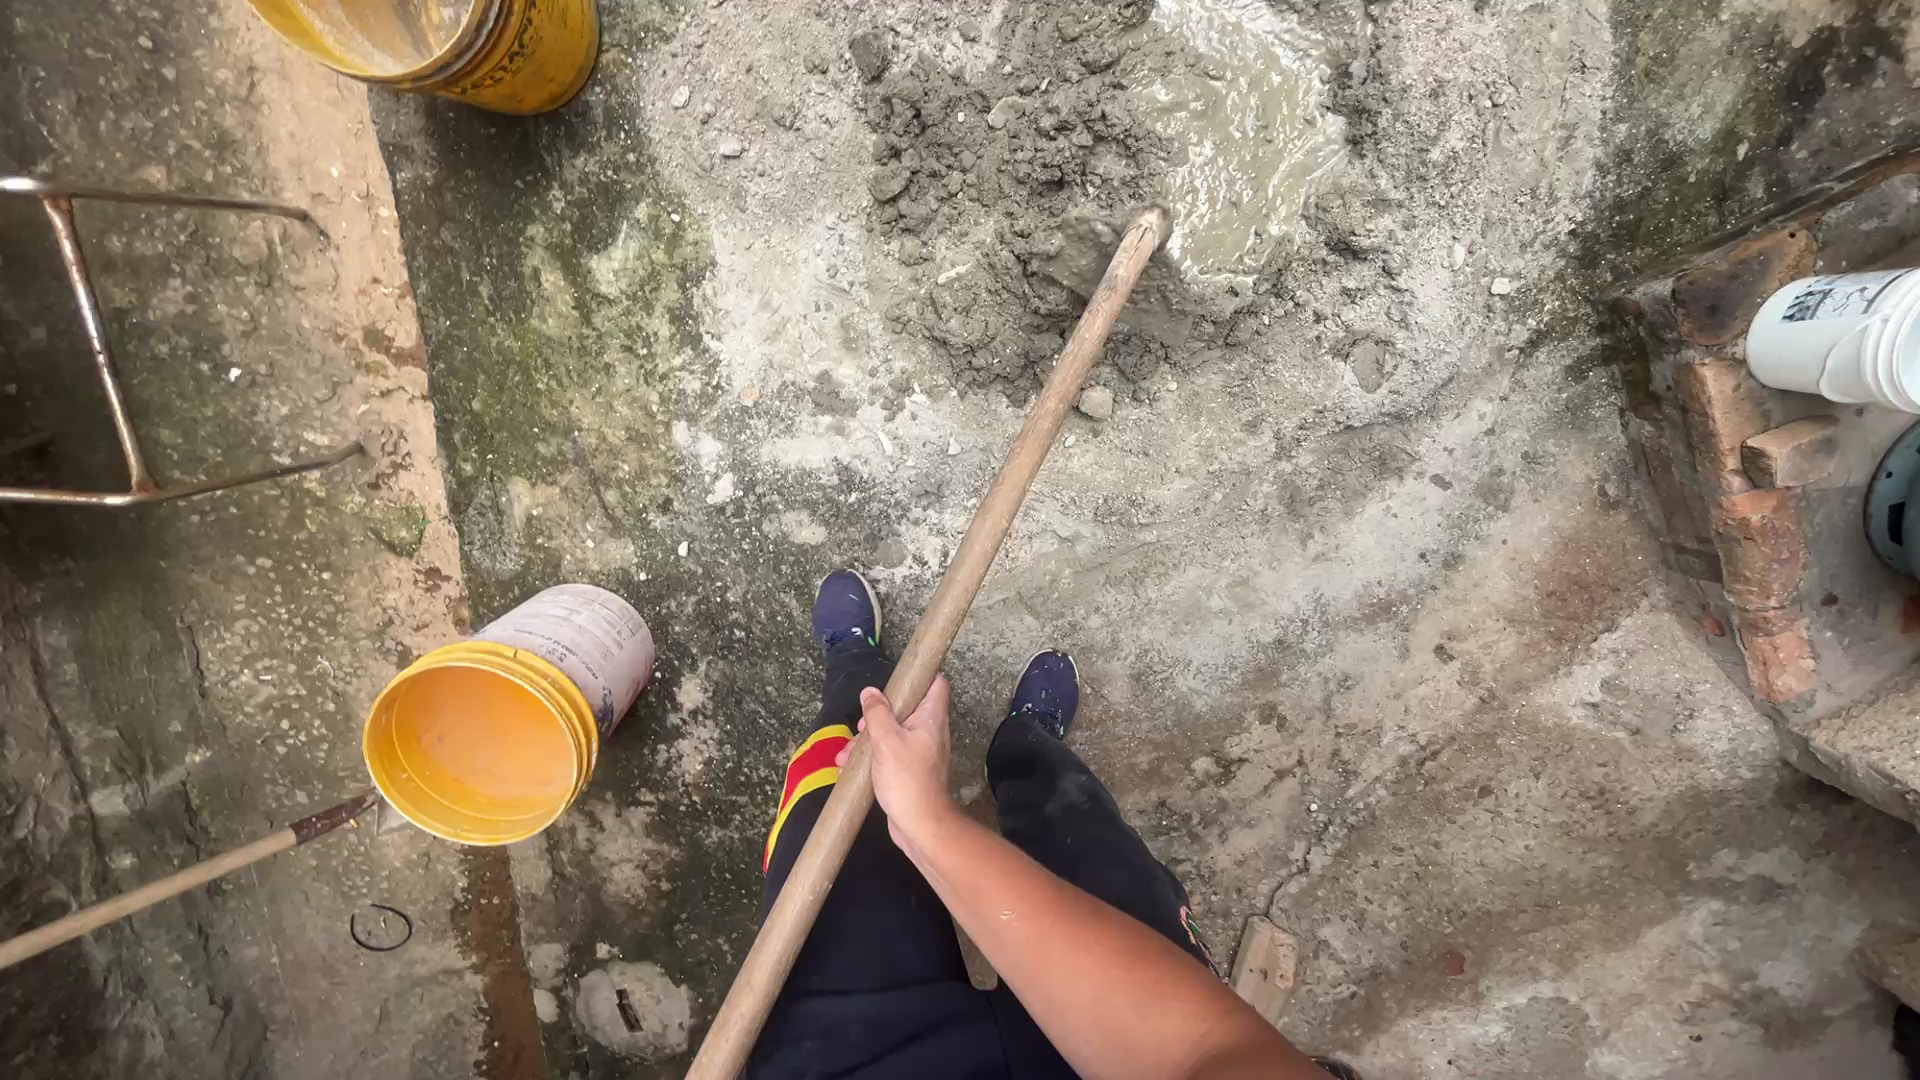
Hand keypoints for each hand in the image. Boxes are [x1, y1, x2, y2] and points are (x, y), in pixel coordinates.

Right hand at [837, 676, 955, 849]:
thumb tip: (870, 692)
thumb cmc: (907, 780)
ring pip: (892, 732)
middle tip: (861, 726)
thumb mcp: (886, 741)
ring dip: (868, 739)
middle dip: (878, 715)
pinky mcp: (910, 769)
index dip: (919, 676)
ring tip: (846, 754)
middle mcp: (929, 730)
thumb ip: (877, 714)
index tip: (895, 679)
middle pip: (905, 708)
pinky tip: (849, 767)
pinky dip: (871, 756)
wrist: (919, 825)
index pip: (936, 683)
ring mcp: (921, 750)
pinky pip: (889, 753)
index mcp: (931, 717)